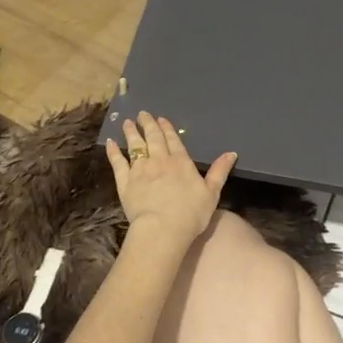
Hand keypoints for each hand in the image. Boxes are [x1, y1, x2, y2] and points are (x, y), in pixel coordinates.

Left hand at [104, 112, 236, 245]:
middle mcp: (159, 160)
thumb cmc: (191, 214)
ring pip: (135, 146)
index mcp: (181, 162)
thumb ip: (219, 171)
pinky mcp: (124, 181)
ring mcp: (140, 169)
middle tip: (143, 114)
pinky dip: (114, 152)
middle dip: (148, 124)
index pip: (173, 140)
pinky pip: (117, 162)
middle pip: (153, 138)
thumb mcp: (212, 193)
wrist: (163, 228)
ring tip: (128, 123)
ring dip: (131, 133)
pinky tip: (110, 143)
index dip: (167, 128)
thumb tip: (232, 153)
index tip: (161, 119)